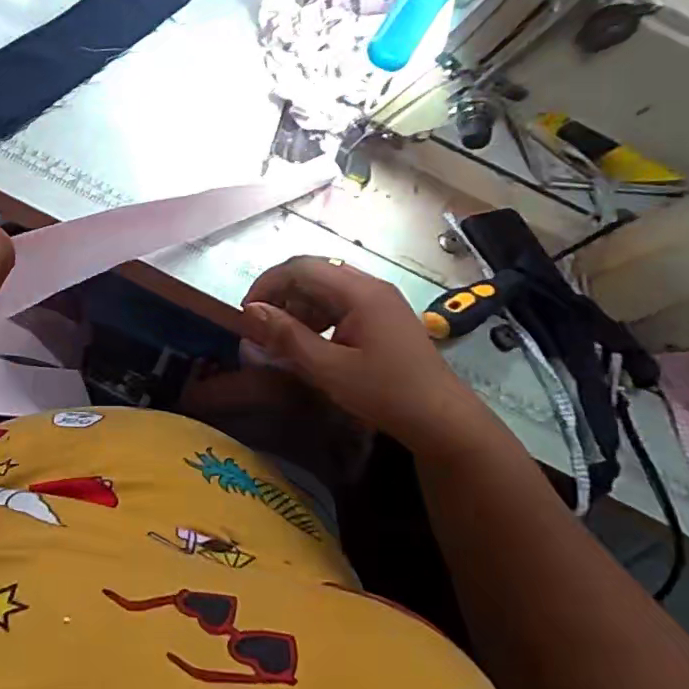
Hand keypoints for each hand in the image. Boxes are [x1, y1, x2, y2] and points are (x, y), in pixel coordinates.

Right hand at [239, 256, 497, 454]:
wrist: (441, 420)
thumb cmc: (385, 394)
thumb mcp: (329, 369)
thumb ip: (287, 337)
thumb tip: (251, 312)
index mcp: (360, 292)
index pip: (301, 268)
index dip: (267, 284)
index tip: (246, 313)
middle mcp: (370, 287)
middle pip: (314, 274)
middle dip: (281, 295)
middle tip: (260, 327)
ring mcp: (379, 301)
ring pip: (326, 289)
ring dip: (298, 308)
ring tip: (280, 339)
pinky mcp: (382, 318)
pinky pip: (340, 305)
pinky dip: (317, 318)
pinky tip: (308, 344)